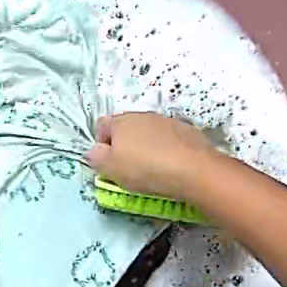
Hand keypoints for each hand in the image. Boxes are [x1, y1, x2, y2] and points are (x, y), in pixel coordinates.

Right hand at [84, 112, 223, 201]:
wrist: (192, 169)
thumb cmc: (144, 168)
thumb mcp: (110, 168)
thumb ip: (96, 157)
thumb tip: (93, 151)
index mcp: (120, 122)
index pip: (101, 126)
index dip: (101, 144)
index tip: (108, 163)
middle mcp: (142, 116)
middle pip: (125, 128)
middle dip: (124, 145)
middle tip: (128, 168)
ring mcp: (166, 121)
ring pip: (148, 132)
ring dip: (145, 146)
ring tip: (152, 168)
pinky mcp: (186, 130)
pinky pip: (168, 138)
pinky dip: (165, 149)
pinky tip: (170, 165)